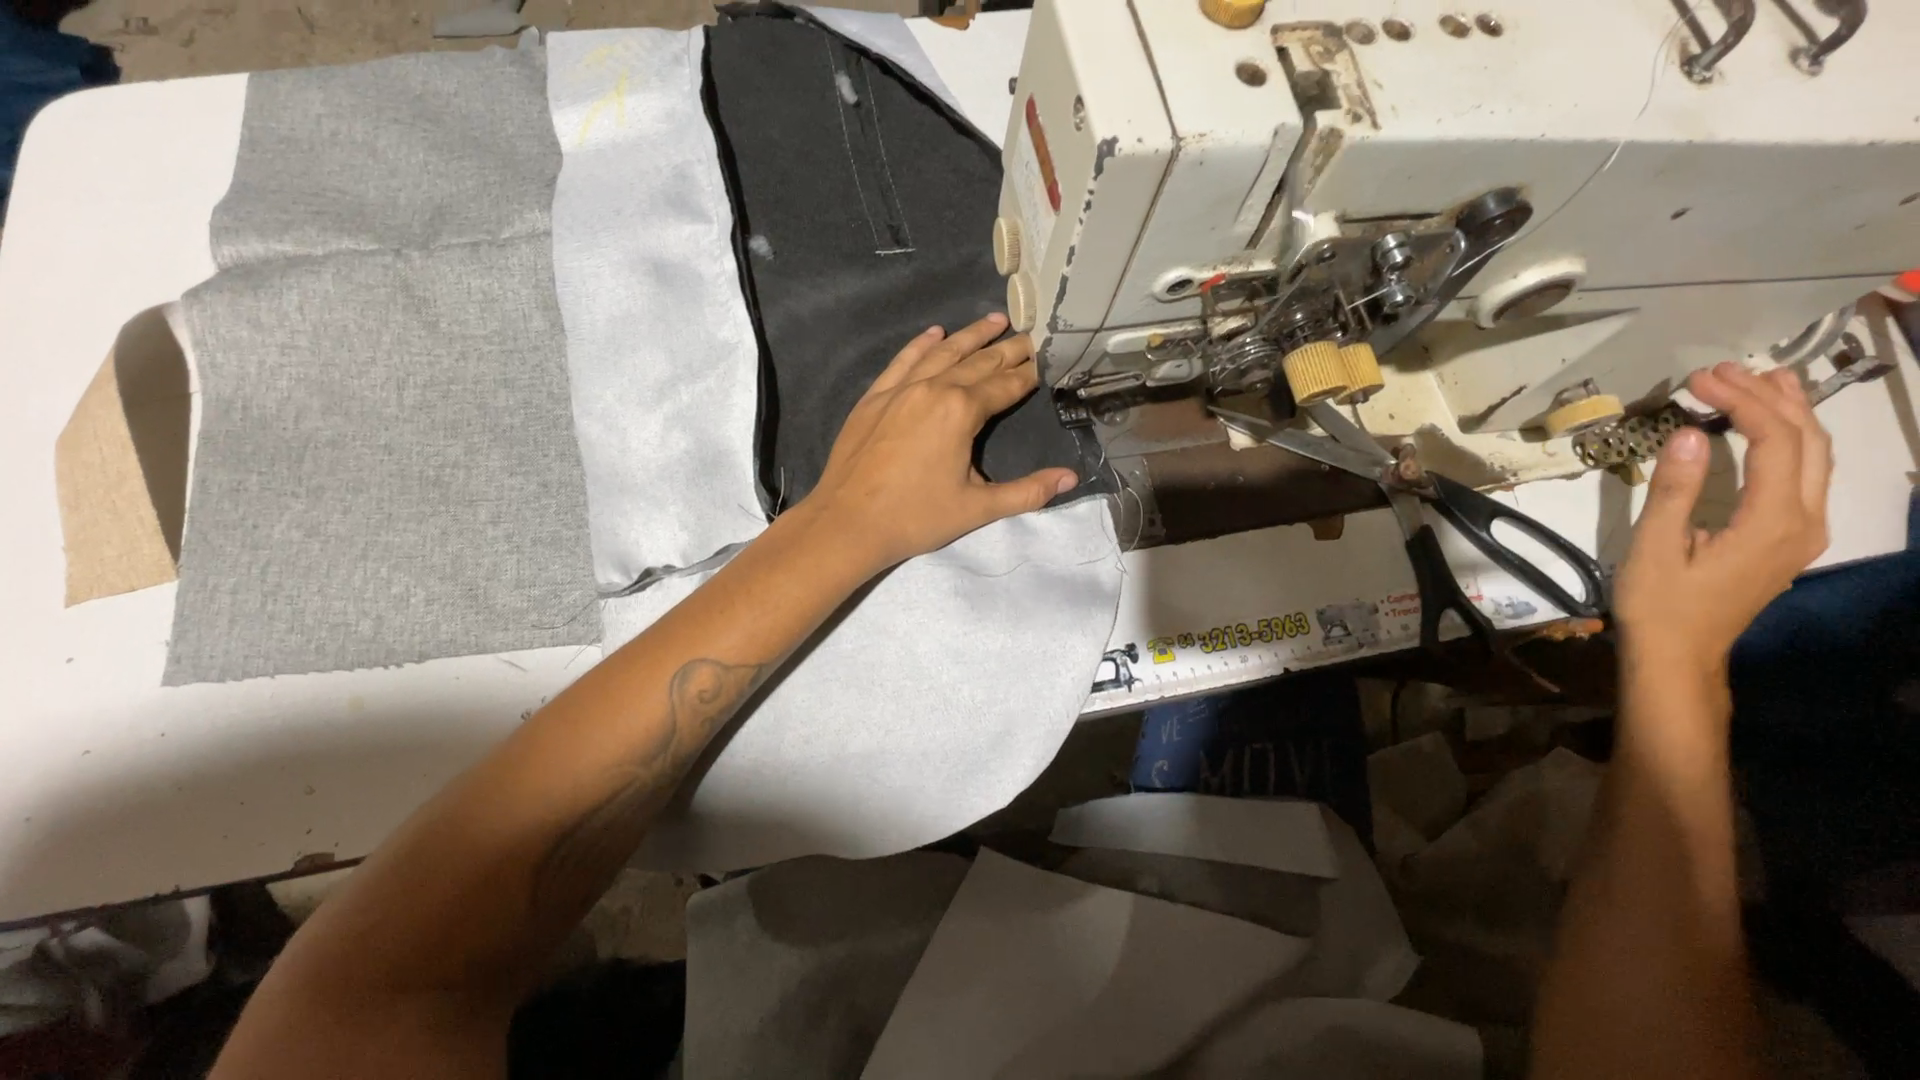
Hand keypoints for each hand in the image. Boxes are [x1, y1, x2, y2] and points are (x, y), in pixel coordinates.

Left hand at [794, 314, 1078, 570]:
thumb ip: (1027, 492)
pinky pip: (902, 361)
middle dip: (1007, 348)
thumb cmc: (916, 517)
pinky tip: (934, 333)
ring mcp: (899, 389)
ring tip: (994, 320)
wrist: (847, 522)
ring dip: (970, 335)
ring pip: (942, 352)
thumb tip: (1070, 478)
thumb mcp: (978, 509)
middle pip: (978, 361)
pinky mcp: (873, 398)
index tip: (1045, 359)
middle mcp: (933, 388)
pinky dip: (921, 344)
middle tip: (1029, 334)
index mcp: (961, 411)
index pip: (1005, 385)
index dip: (1028, 373)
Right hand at [1614, 362, 1831, 667]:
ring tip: (1756, 381)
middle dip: (1772, 398)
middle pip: (1809, 442)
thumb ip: (1675, 489)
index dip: (1741, 402)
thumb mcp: (1653, 547)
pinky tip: (1764, 428)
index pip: (1775, 442)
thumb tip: (1688, 433)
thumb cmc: (1659, 604)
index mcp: (1773, 522)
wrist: (1679, 655)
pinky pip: (1805, 475)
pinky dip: (1788, 440)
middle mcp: (1805, 521)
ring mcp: (1804, 530)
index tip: (1700, 379)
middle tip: (1725, 370)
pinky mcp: (1790, 537)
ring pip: (1817, 456)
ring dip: (1789, 414)